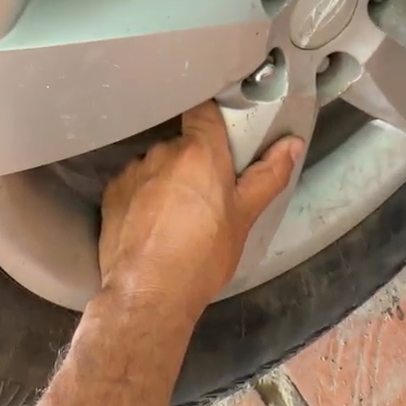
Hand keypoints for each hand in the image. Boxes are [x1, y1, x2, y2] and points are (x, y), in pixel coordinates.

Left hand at [98, 103, 303, 315]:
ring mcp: (133, 170)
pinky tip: (151, 224)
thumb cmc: (203, 254)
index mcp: (200, 150)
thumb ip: (270, 174)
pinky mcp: (111, 192)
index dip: (213, 118)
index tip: (223, 134)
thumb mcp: (245, 216)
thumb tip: (293, 142)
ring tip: (176, 214)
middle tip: (206, 192)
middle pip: (183, 141)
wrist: (147, 296)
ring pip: (158, 163)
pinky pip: (134, 182)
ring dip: (167, 178)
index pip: (204, 110)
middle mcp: (163, 150)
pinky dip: (143, 195)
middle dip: (194, 160)